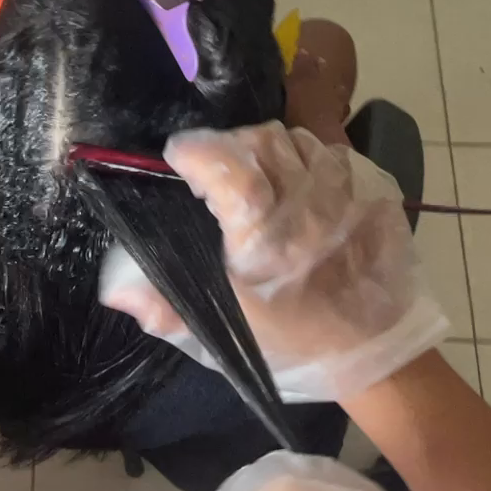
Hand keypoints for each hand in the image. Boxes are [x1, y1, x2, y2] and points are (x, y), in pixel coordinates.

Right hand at [99, 120, 447, 400]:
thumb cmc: (292, 341)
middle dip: (226, 144)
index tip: (176, 154)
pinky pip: (329, 151)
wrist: (376, 352)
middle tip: (210, 169)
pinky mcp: (374, 190)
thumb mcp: (223, 334)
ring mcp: (345, 193)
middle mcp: (307, 205)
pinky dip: (302, 157)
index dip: (198, 151)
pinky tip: (293, 185)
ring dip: (264, 148)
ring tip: (252, 174)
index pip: (230, 169)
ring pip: (295, 139)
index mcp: (265, 239)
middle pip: (260, 142)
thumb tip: (115, 292)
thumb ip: (167, 310)